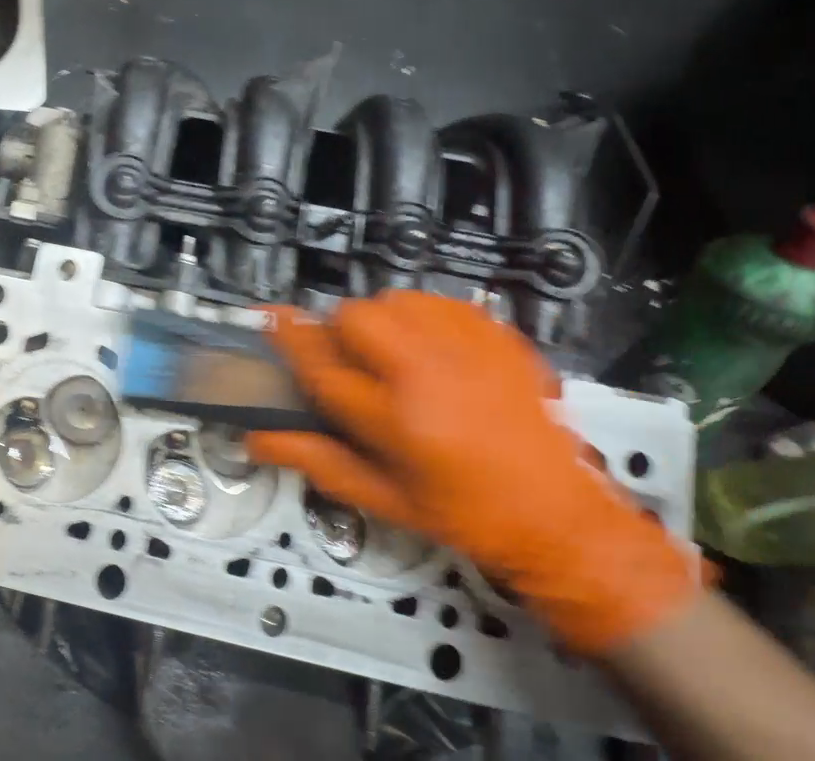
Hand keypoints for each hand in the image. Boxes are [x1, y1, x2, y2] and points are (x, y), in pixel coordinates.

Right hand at [248, 292, 696, 654]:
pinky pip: (441, 301)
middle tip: (347, 360)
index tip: (271, 319)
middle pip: (356, 317)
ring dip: (378, 320)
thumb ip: (315, 460)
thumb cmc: (463, 513)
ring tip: (388, 352)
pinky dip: (422, 314)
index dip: (289, 337)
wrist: (558, 515)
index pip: (322, 364)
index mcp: (396, 421)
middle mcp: (429, 375)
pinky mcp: (500, 340)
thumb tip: (256, 439)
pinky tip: (428, 346)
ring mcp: (470, 352)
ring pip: (395, 300)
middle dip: (338, 332)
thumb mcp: (382, 498)